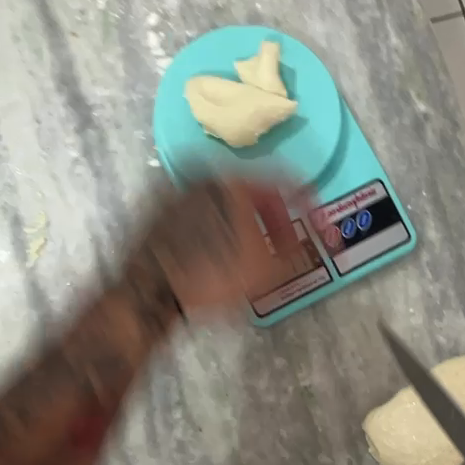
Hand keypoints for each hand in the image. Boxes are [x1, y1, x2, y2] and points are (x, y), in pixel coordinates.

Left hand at [131, 179, 299, 317]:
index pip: (284, 182)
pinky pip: (203, 213)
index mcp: (236, 181)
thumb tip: (301, 246)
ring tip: (254, 249)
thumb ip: (291, 253)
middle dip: (271, 215)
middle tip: (283, 239)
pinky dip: (219, 226)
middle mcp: (207, 176)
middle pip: (252, 191)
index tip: (314, 217)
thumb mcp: (264, 270)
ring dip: (244, 222)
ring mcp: (181, 191)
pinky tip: (224, 251)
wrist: (151, 288)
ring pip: (225, 202)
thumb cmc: (211, 275)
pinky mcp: (162, 211)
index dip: (305, 202)